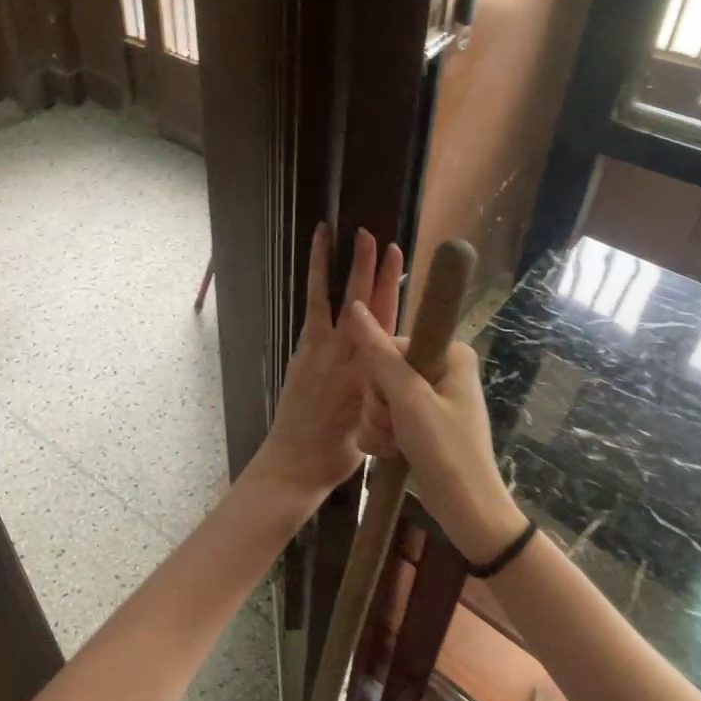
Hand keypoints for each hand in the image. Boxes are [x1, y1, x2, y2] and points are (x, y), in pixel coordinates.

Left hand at [258, 224, 404, 497]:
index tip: (404, 263)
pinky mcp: (304, 352)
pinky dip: (316, 280)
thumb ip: (386, 386)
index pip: (392, 324)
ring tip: (351, 235)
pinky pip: (313, 309)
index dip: (397, 290)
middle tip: (384, 240)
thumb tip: (395, 363)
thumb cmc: (340, 454)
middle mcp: (354, 358)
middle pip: (371, 306)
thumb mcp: (377, 422)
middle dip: (378, 271)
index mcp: (377, 376)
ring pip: (340, 300)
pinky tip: (318, 258)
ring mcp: (324, 352)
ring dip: (346, 265)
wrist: (296, 465)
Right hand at [343, 301, 526, 564]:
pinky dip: (382, 435)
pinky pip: (387, 416)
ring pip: (380, 396)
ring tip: (393, 445)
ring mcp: (432, 396)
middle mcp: (442, 368)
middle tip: (393, 429)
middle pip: (383, 372)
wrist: (467, 509)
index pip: (390, 346)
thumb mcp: (408, 399)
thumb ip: (379, 354)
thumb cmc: (444, 450)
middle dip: (377, 405)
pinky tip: (390, 452)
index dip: (379, 376)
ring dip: (377, 424)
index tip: (391, 403)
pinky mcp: (423, 421)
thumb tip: (355, 307)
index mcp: (449, 353)